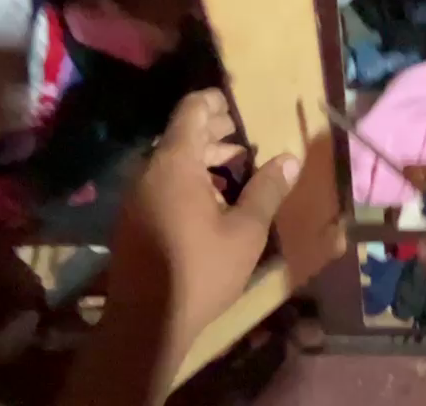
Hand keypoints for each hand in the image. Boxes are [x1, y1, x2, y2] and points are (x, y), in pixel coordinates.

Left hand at [102, 89, 299, 378]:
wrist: (144, 325)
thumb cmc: (199, 271)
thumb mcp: (245, 231)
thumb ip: (267, 190)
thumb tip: (290, 159)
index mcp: (175, 161)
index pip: (192, 109)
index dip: (216, 101)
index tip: (240, 106)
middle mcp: (151, 169)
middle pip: (183, 133)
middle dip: (216, 130)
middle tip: (247, 137)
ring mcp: (138, 194)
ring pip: (174, 159)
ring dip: (205, 157)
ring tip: (238, 167)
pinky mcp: (134, 217)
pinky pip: (164, 181)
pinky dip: (189, 178)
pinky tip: (214, 199)